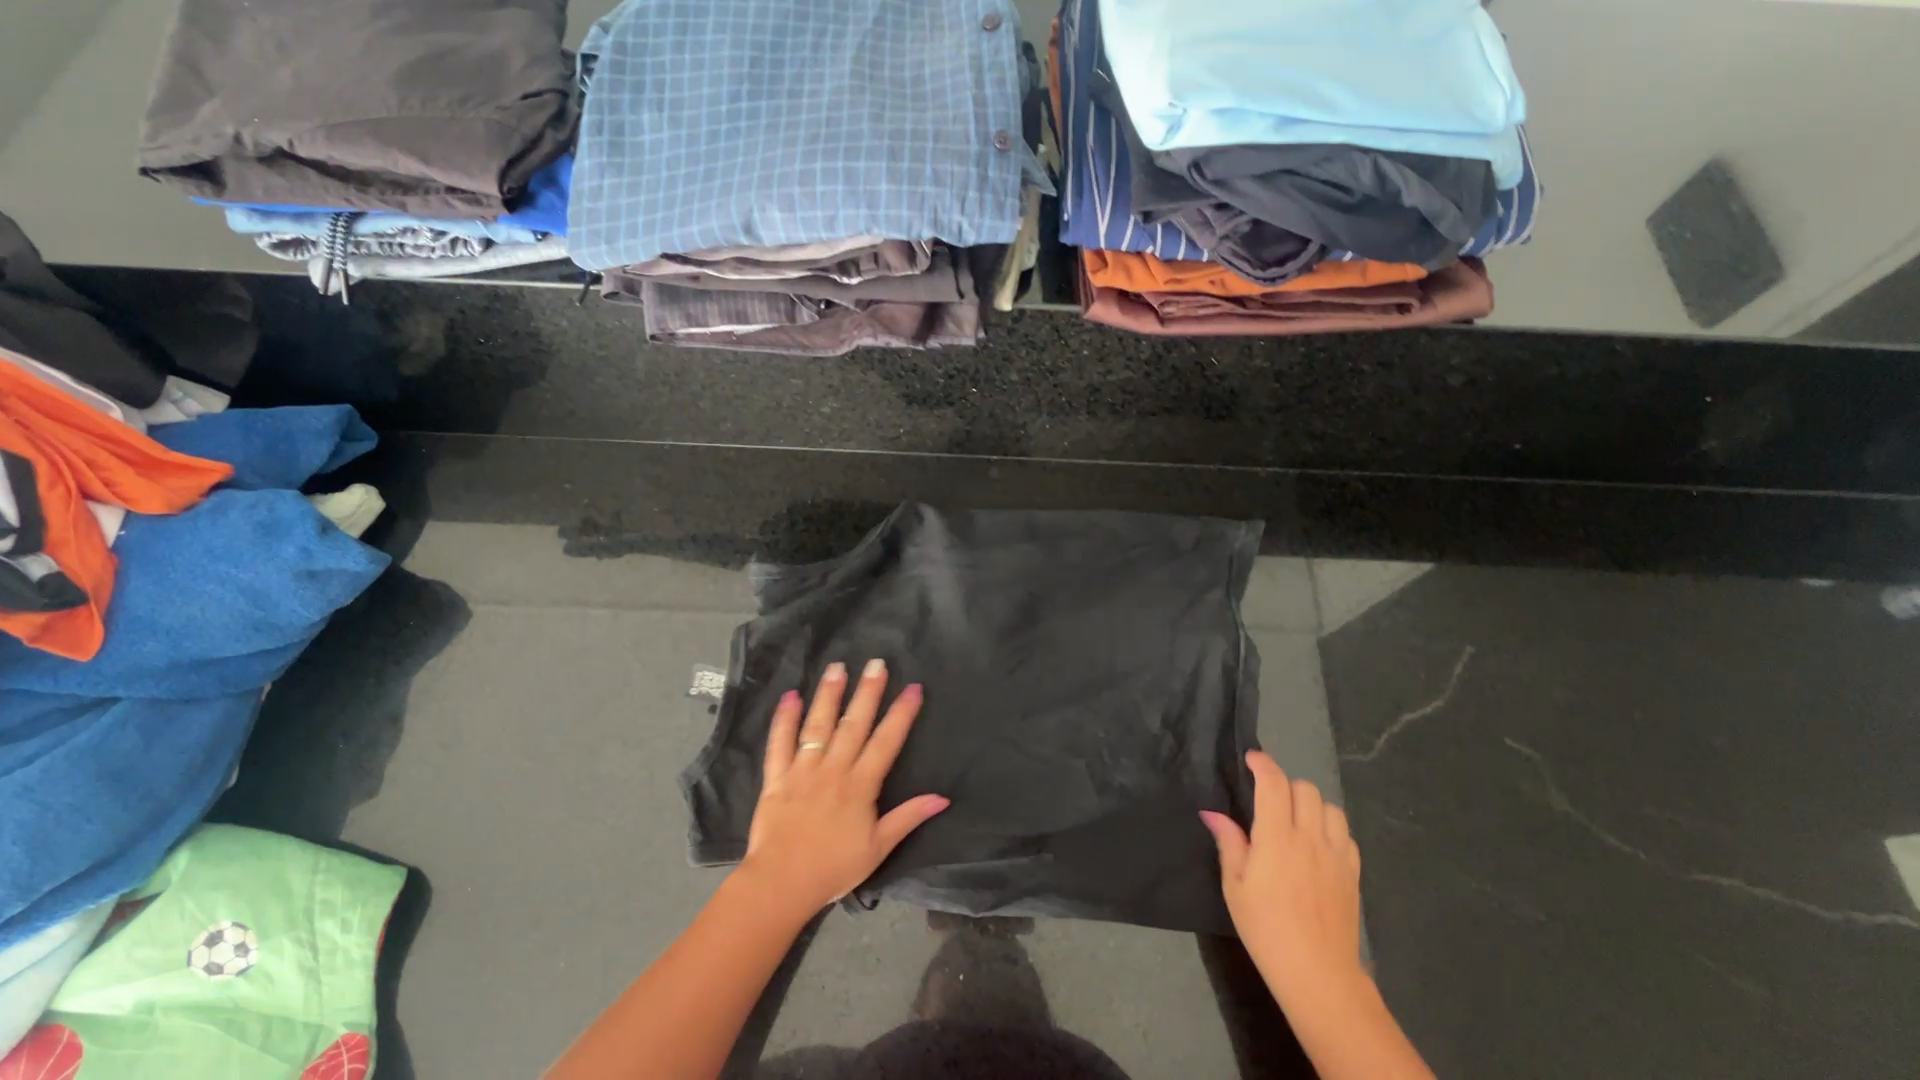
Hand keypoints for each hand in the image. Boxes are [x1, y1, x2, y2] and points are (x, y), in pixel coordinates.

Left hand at [735, 660, 948, 917]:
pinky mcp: (776, 777)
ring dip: (829, 695)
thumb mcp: (878, 848)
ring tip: (837, 667)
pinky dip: (784, 719)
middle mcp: (834, 769)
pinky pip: (780, 743)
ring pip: (819, 725)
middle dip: (868, 691)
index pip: (886, 742)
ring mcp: (803, 770)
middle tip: (876, 662)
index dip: (901, 714)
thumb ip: (907, 818)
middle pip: (854, 724)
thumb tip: (942, 798)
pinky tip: (790, 696)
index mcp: (861, 786)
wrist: (782, 882)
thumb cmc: (834, 868)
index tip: (913, 688)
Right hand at [1201, 751, 1365, 1009]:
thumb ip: (1229, 843)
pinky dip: (1330, 829)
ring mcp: (1336, 853)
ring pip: (1329, 806)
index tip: (1252, 758)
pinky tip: (1317, 847)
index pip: (1274, 784)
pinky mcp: (1353, 870)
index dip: (1263, 764)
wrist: (1317, 971)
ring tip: (1295, 822)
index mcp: (1277, 837)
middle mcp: (1310, 836)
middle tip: (1269, 803)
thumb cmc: (1266, 929)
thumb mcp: (1235, 887)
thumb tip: (1213, 813)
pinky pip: (1345, 833)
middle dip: (1285, 786)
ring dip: (1311, 805)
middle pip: (1304, 789)